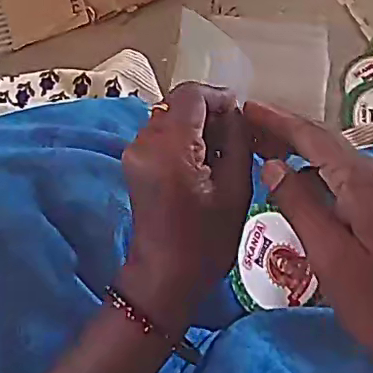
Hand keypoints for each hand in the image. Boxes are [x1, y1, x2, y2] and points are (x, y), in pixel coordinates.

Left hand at [119, 84, 252, 327]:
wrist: (164, 276)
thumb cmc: (205, 241)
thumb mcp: (235, 190)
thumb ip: (237, 141)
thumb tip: (234, 113)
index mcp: (170, 147)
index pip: (191, 95)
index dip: (218, 96)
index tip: (239, 112)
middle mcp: (145, 142)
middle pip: (178, 103)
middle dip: (208, 111)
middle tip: (234, 134)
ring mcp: (135, 151)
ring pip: (169, 116)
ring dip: (195, 124)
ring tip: (220, 150)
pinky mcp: (134, 161)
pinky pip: (161, 133)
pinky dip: (182, 136)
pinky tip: (201, 160)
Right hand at [245, 102, 372, 372]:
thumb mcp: (329, 255)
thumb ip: (299, 205)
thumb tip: (271, 165)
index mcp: (363, 182)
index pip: (312, 137)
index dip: (276, 120)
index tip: (245, 107)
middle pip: (323, 142)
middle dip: (284, 130)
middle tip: (246, 124)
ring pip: (332, 160)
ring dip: (298, 150)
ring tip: (262, 149)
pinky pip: (340, 179)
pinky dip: (313, 173)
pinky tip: (295, 186)